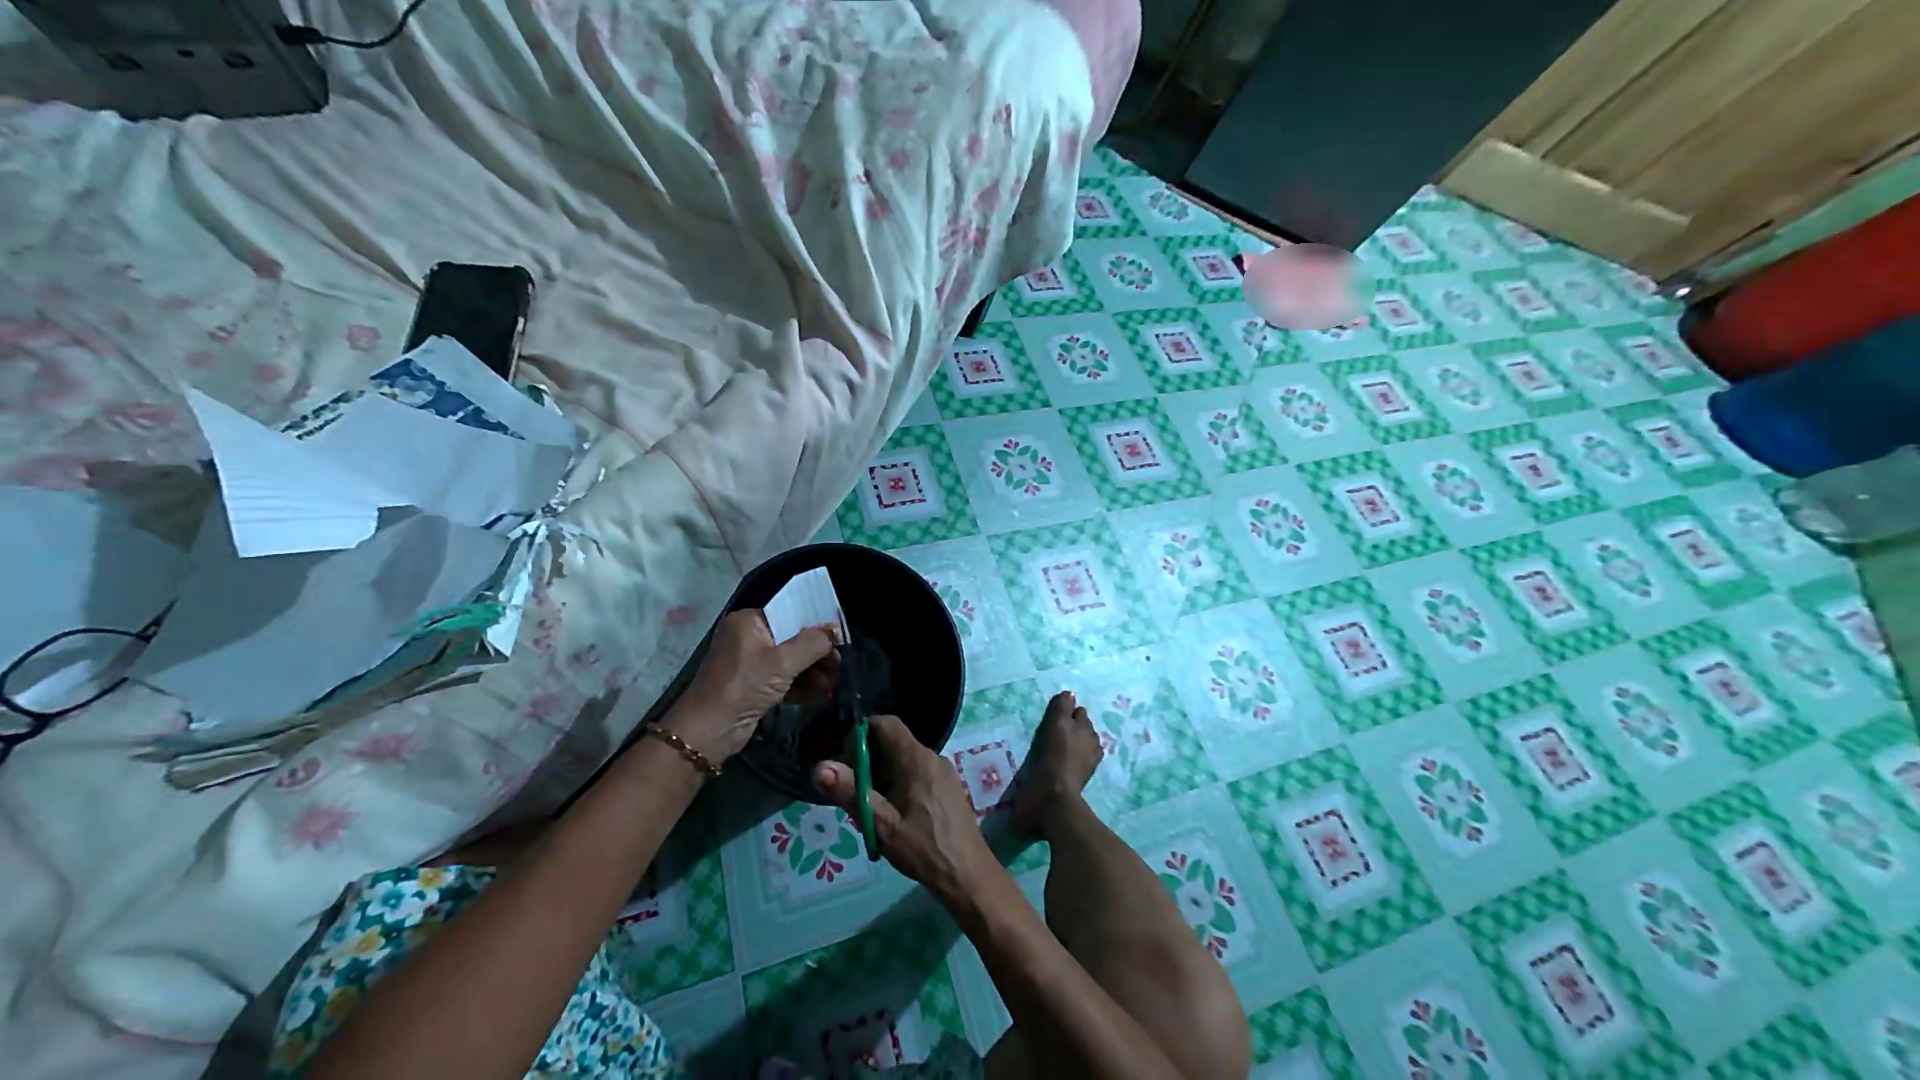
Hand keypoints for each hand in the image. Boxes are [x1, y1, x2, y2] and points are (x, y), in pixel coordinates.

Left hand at [666, 610, 837, 764]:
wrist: (708, 732)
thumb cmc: (743, 686)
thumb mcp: (782, 662)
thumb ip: (812, 643)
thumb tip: (834, 630)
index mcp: (748, 622)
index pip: (789, 614)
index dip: (816, 624)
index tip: (839, 636)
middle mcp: (748, 638)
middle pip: (792, 639)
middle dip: (817, 653)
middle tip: (838, 664)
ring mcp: (750, 664)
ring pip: (790, 661)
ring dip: (813, 672)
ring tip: (833, 683)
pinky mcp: (754, 687)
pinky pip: (783, 680)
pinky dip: (801, 686)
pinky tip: (822, 694)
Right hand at [814, 714, 996, 901]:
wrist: (967, 874)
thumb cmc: (922, 848)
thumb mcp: (881, 824)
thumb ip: (851, 792)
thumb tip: (819, 767)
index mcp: (916, 758)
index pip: (886, 723)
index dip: (861, 733)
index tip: (846, 759)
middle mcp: (932, 756)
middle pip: (893, 743)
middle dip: (869, 761)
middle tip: (855, 792)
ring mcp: (944, 771)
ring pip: (905, 760)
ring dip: (884, 776)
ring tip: (873, 809)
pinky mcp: (949, 786)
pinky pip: (918, 772)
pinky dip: (901, 783)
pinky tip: (896, 815)